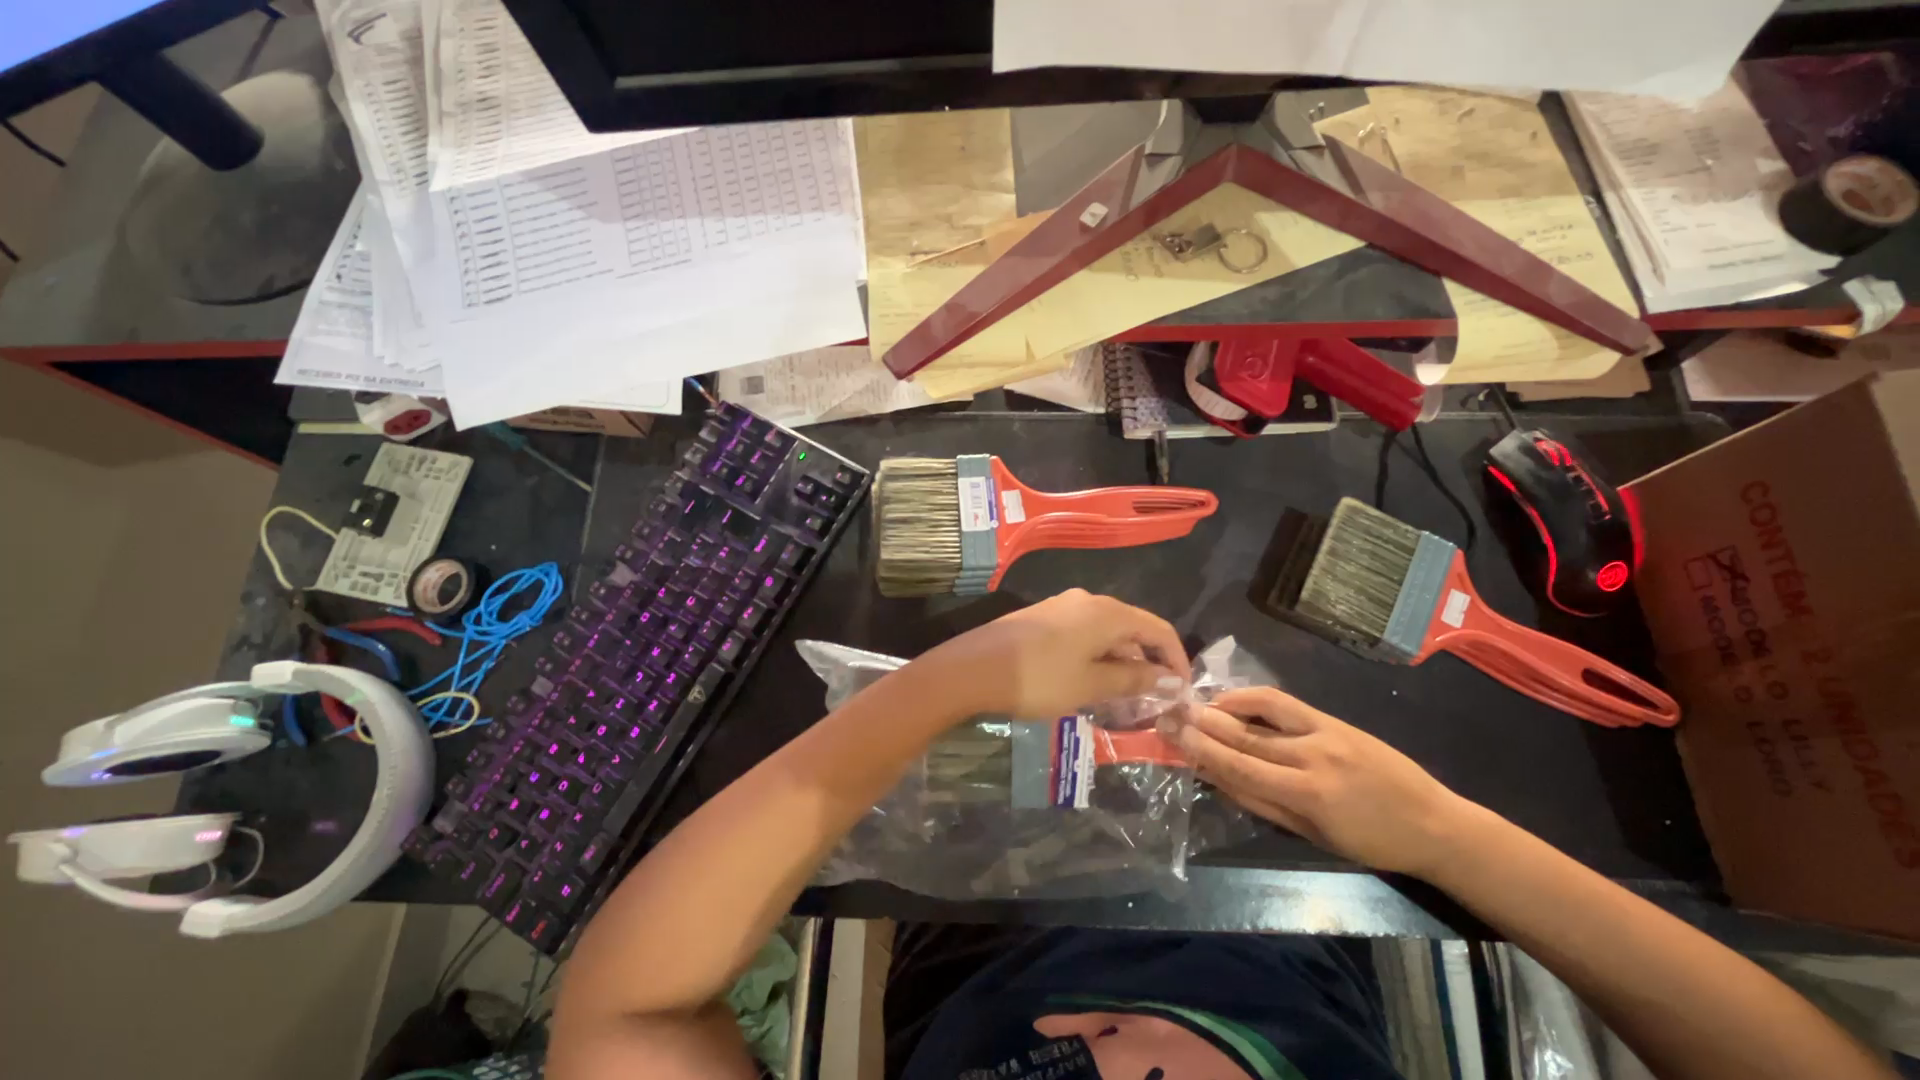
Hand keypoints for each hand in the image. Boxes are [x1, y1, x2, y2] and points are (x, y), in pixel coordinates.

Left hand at [923, 589, 1189, 719]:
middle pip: (1132, 629)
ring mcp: (1062, 608)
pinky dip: (1096, 659)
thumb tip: (1169, 680)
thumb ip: (1133, 680)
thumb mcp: (1091, 685)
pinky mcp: (1042, 620)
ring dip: (1120, 664)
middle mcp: (1088, 601)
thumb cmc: (1039, 679)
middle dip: (1147, 664)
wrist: (972, 668)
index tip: (1180, 692)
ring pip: (1106, 634)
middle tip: (1153, 701)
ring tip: (1123, 700)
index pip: (1158, 630)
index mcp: (1107, 612)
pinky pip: (1083, 636)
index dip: (1175, 660)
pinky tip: (1090, 685)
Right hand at [1165, 687, 1476, 877]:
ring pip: (1261, 716)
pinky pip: (1285, 704)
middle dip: (1201, 725)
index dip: (1201, 752)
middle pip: (1245, 739)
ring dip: (1222, 707)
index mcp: (1307, 796)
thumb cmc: (1372, 842)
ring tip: (1192, 703)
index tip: (1171, 736)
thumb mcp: (1315, 837)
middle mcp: (1312, 758)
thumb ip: (1265, 805)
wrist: (1433, 823)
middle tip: (1167, 712)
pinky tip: (1232, 699)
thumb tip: (1218, 780)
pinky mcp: (1335, 721)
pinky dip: (1253, 700)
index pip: (1240, 769)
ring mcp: (1325, 734)